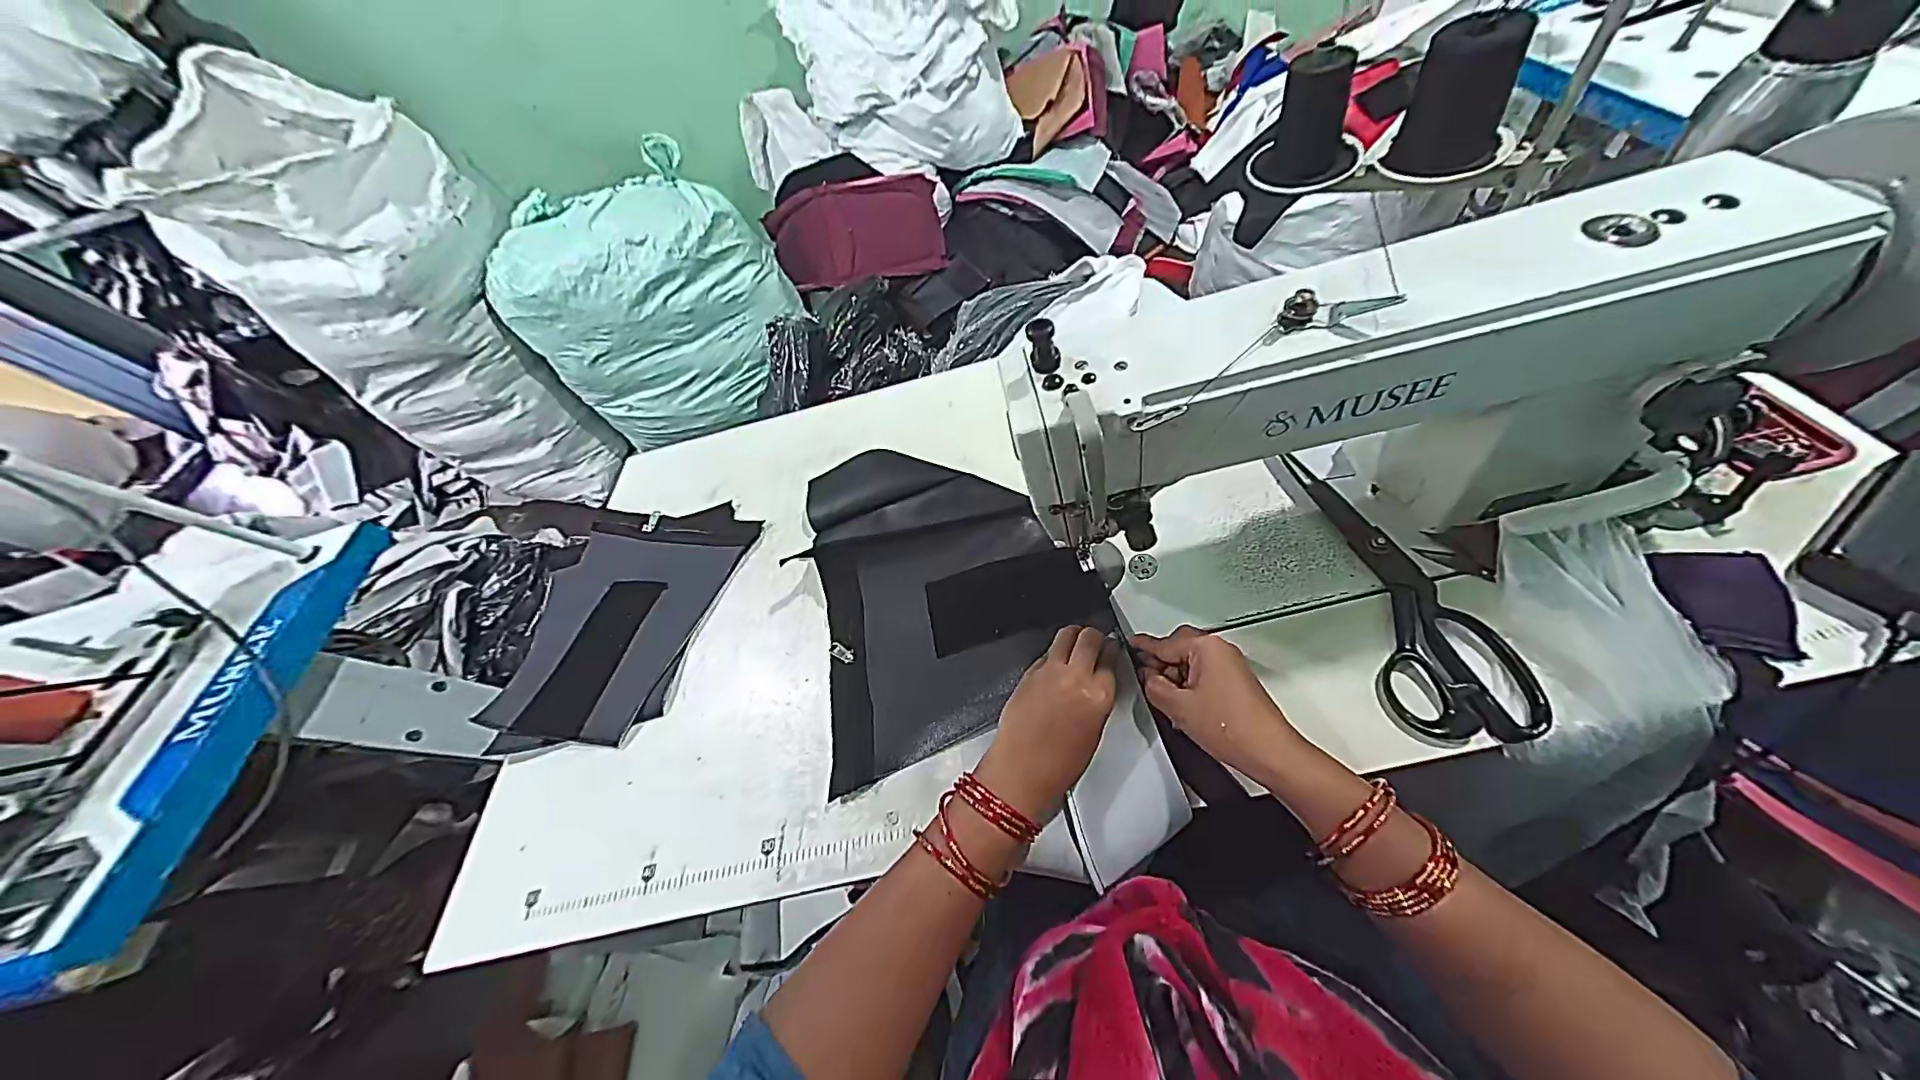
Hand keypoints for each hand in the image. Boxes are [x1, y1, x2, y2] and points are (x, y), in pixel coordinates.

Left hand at [975, 626, 1117, 821]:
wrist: (1022, 771)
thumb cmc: (1057, 764)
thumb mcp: (1094, 732)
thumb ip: (1098, 700)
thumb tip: (1097, 684)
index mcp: (1099, 695)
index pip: (1112, 657)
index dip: (1113, 650)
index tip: (1112, 648)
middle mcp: (1075, 678)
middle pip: (1090, 638)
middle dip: (1095, 636)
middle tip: (1096, 639)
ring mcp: (1049, 672)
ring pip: (1066, 635)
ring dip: (1074, 635)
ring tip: (1076, 639)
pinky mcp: (1028, 673)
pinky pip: (1046, 653)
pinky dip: (1053, 653)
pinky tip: (1054, 661)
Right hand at [1132, 626, 1302, 778]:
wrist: (1268, 751)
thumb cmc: (1236, 729)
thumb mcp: (1177, 706)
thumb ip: (1152, 685)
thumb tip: (1148, 678)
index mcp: (1207, 647)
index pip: (1164, 642)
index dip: (1143, 647)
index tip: (1132, 644)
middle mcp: (1222, 650)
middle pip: (1179, 648)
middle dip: (1162, 665)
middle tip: (1148, 680)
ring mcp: (1231, 665)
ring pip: (1191, 662)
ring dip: (1177, 678)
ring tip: (1172, 702)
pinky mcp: (1235, 681)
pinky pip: (1204, 674)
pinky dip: (1191, 686)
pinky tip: (1187, 707)